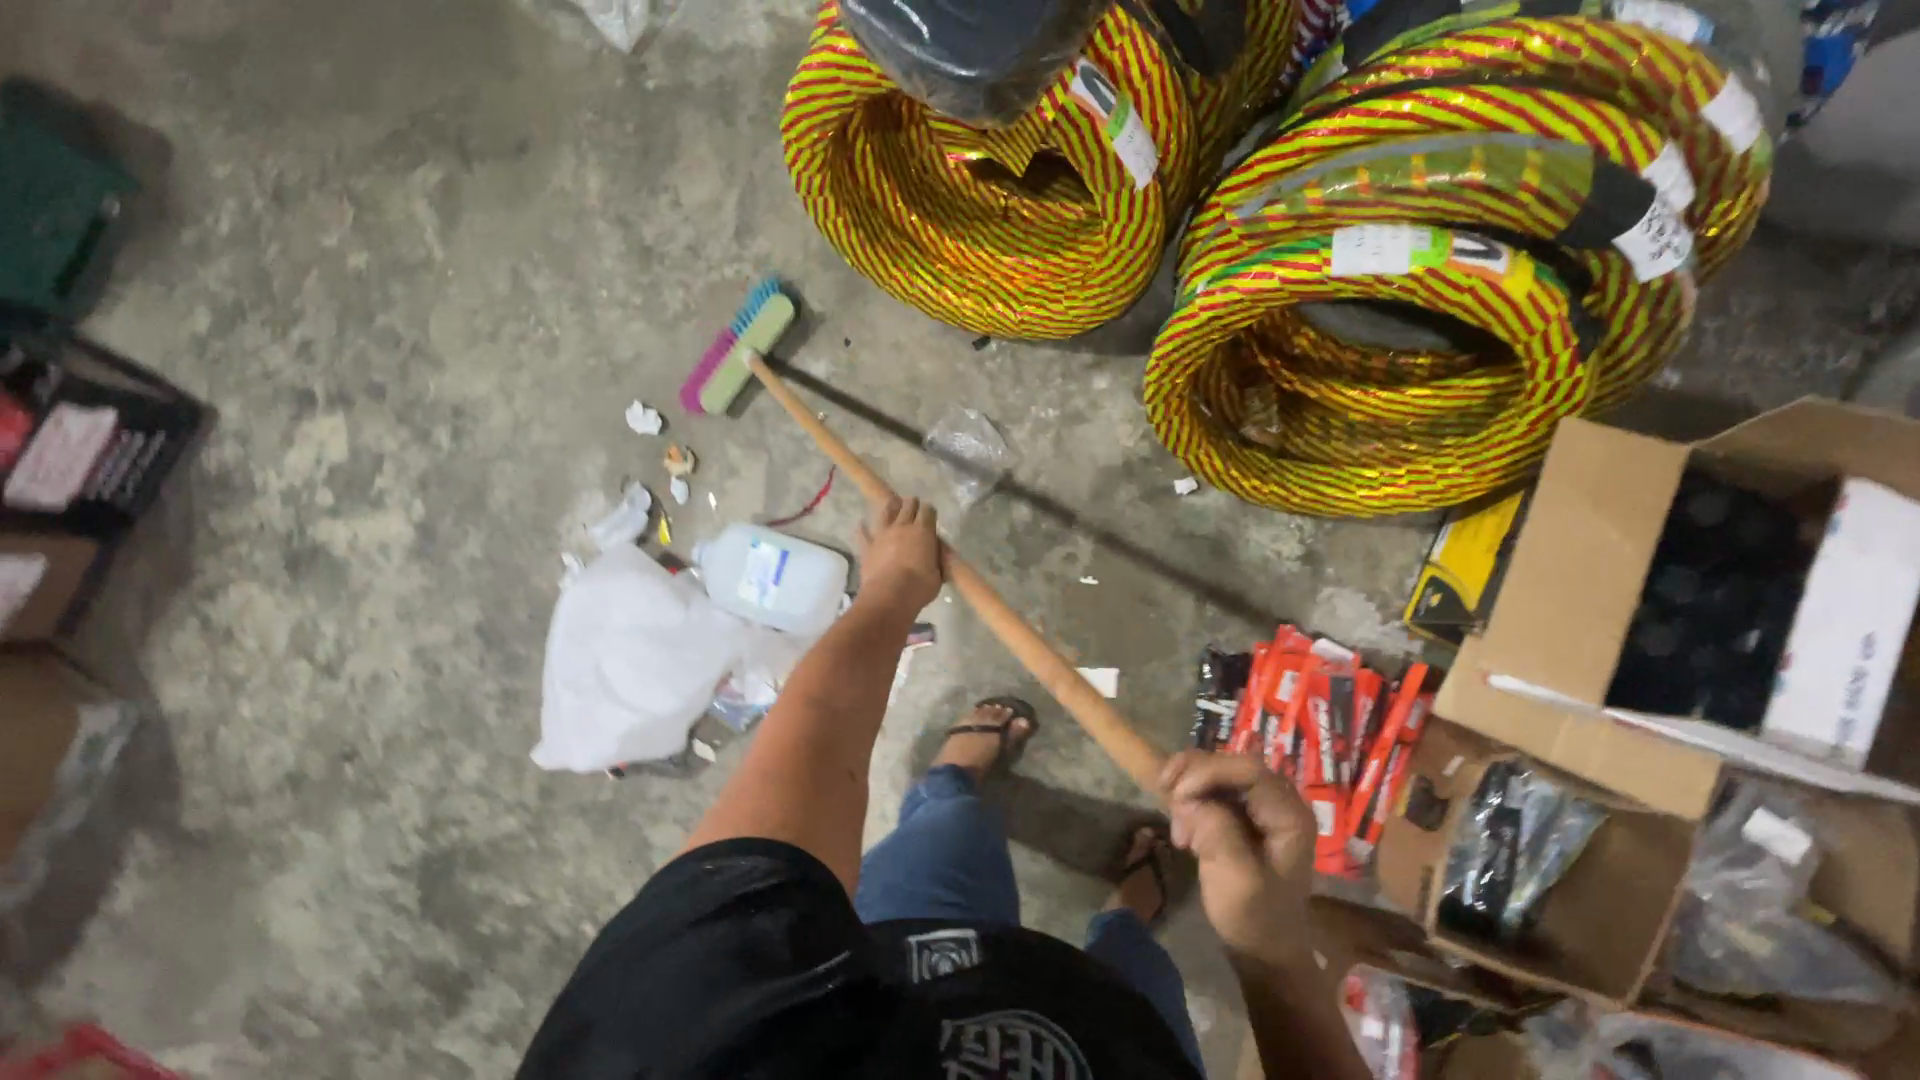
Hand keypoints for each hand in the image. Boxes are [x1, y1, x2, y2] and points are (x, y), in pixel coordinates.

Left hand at [856, 496, 943, 611]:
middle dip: (912, 504)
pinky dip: (862, 528)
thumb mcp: (938, 575)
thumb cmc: (919, 586)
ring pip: (886, 512)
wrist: (890, 595)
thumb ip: (936, 561)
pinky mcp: (867, 546)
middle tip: (913, 506)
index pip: (928, 511)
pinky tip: (861, 524)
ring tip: (892, 504)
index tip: (930, 514)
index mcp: (923, 531)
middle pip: (908, 505)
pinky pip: (863, 533)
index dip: (929, 510)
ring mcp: (882, 534)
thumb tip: (935, 558)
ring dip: (891, 507)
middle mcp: (902, 527)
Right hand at [1161, 751, 1316, 963]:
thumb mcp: (1236, 881)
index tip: (1178, 794)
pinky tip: (1183, 831)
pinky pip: (1211, 789)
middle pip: (1231, 764)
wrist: (1263, 951)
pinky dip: (1190, 801)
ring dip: (1189, 789)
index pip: (1249, 769)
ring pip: (1218, 772)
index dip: (1209, 771)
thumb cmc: (1255, 918)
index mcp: (1290, 815)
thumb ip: (1217, 833)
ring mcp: (1260, 807)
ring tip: (1178, 826)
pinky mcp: (1242, 815)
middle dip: (1194, 776)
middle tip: (1167, 798)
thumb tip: (1190, 799)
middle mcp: (1279, 802)